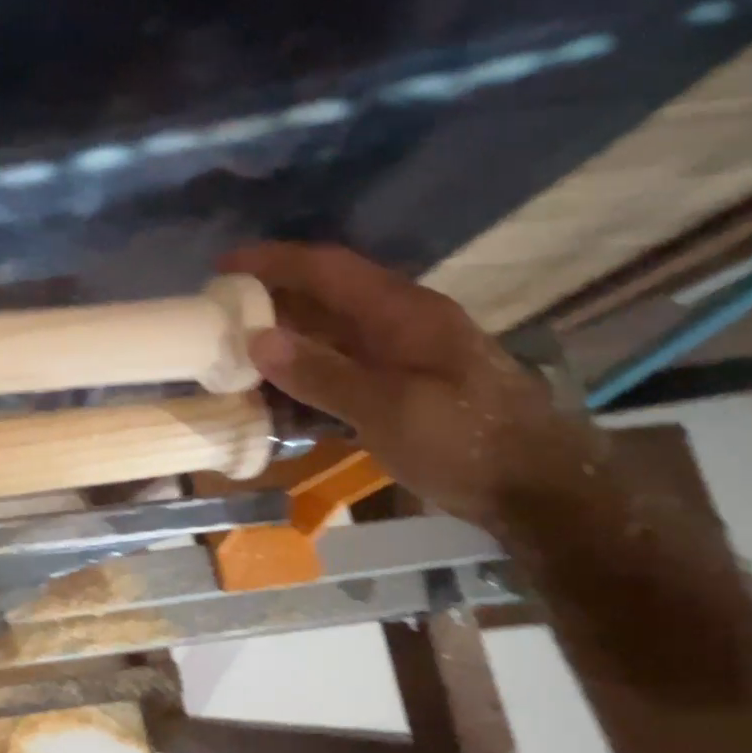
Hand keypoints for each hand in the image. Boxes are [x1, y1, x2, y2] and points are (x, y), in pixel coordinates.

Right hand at [221, 242, 610, 530]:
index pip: (329, 270)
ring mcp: (401, 359)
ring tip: (231, 360)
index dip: (274, 261)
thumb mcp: (388, 410)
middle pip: (324, 300)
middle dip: (269, 303)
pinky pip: (338, 372)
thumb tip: (257, 340)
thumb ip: (321, 375)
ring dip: (281, 345)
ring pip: (328, 338)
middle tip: (214, 317)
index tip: (222, 265)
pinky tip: (274, 401)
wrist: (537, 491)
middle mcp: (400, 326)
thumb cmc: (466, 443)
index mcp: (403, 314)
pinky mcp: (399, 390)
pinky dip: (302, 380)